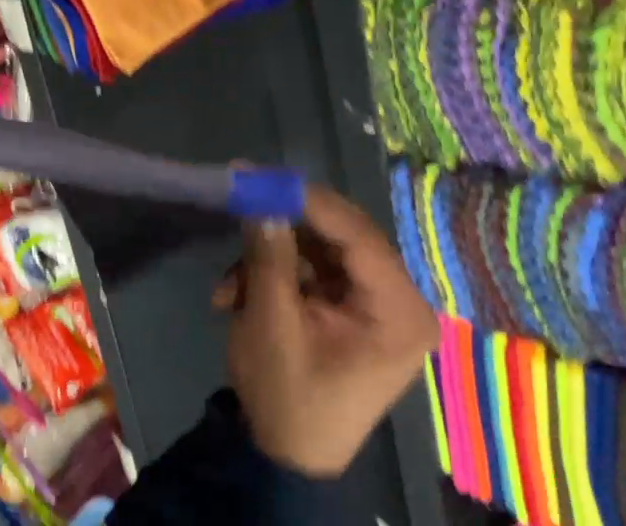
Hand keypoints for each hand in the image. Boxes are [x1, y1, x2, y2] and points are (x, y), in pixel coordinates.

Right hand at [213, 185, 438, 477]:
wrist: (288, 451)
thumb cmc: (288, 392)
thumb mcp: (271, 323)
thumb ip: (269, 259)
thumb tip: (261, 202)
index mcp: (399, 311)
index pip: (358, 236)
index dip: (306, 201)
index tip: (255, 174)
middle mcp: (398, 303)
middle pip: (340, 238)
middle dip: (281, 225)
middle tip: (235, 197)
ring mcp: (373, 308)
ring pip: (317, 252)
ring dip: (266, 259)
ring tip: (227, 287)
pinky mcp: (348, 313)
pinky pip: (308, 273)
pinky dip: (270, 277)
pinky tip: (235, 297)